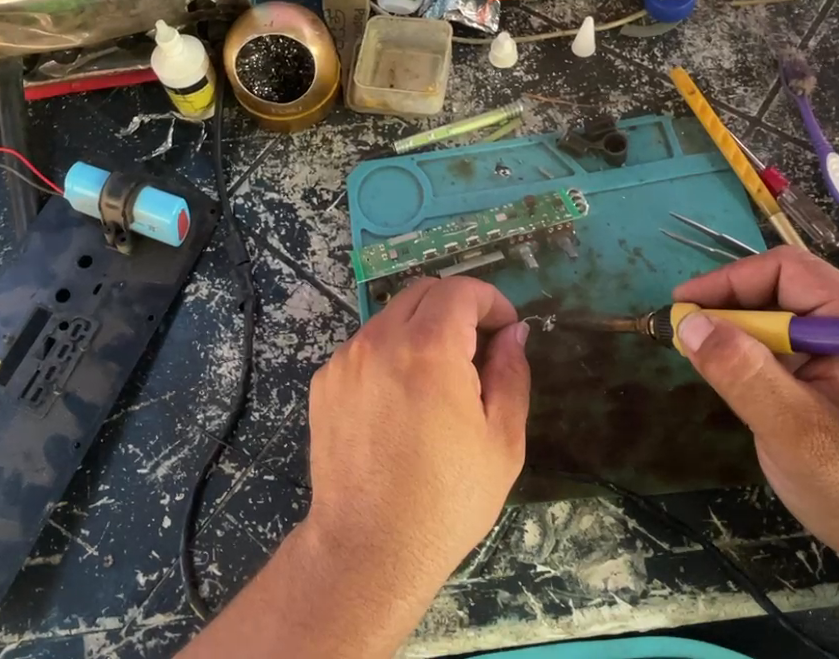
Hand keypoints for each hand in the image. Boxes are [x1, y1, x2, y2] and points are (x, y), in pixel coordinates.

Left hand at [303, 276, 530, 588]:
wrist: (368, 548)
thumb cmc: (447, 499)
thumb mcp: (502, 441)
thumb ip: (511, 374)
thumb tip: (514, 333)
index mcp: (428, 349)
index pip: (460, 290)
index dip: (490, 300)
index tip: (505, 329)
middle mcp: (380, 340)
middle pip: (423, 292)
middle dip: (457, 307)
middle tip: (478, 347)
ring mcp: (345, 359)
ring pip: (391, 317)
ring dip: (421, 329)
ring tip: (438, 380)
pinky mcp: (324, 381)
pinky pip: (364, 347)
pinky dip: (390, 354)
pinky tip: (400, 402)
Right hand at [671, 248, 838, 589]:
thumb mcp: (796, 435)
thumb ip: (742, 373)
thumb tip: (689, 322)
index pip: (789, 272)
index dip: (729, 282)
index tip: (684, 307)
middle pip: (789, 290)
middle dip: (733, 307)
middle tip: (689, 337)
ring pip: (791, 320)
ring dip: (746, 335)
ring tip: (710, 362)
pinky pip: (802, 349)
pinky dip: (765, 358)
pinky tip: (747, 385)